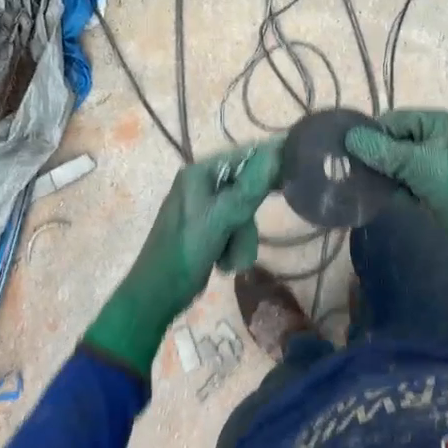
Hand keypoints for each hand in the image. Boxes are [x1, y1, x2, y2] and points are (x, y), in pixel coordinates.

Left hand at [82, 141, 280, 376]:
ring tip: (230, 258)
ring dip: (242, 237)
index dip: (269, 165)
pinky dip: (235, 245)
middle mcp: (202, 184)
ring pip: (245, 212)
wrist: (157, 295)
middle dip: (247, 218)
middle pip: (248, 187)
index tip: (291, 180)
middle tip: (241, 234)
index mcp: (199, 173)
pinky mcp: (209, 228)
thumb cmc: (185, 252)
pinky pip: (236, 228)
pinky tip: (224, 262)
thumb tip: (277, 151)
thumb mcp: (220, 218)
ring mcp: (205, 207)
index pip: (245, 155)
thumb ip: (249, 187)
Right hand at [344, 109, 447, 277]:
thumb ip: (381, 151)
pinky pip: (403, 178)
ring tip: (361, 185)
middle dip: (374, 157)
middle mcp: (430, 135)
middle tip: (351, 172)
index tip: (348, 154)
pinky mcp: (429, 182)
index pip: (390, 121)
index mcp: (432, 122)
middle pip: (391, 141)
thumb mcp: (415, 164)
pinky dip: (392, 187)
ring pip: (394, 162)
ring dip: (381, 174)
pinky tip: (377, 196)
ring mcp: (431, 160)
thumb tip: (350, 137)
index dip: (370, 136)